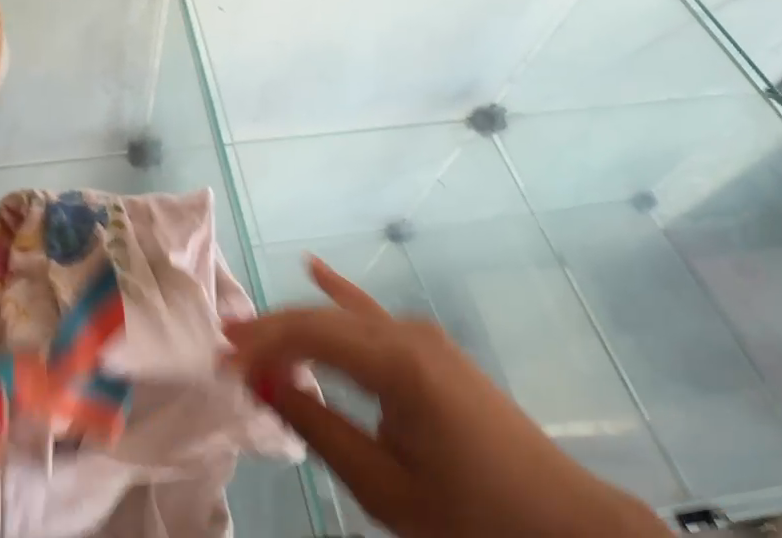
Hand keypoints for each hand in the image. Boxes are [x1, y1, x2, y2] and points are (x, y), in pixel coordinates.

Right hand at [224, 257, 667, 537]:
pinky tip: (316, 268)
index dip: (260, 344)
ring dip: (295, 324)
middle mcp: (407, 333)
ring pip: (342, 316)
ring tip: (248, 331)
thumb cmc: (470, 513)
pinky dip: (340, 295)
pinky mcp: (433, 349)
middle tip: (222, 349)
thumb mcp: (384, 486)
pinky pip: (373, 315)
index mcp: (397, 362)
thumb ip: (319, 427)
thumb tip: (265, 384)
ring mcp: (424, 336)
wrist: (561, 521)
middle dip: (269, 332)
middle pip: (321, 318)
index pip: (309, 334)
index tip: (220, 362)